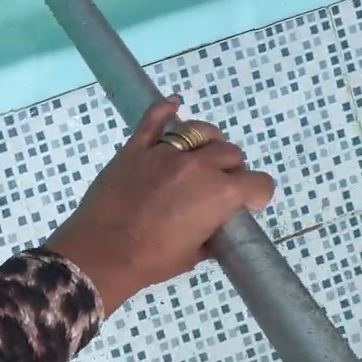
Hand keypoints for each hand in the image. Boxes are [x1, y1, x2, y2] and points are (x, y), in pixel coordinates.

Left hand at [46, 97, 275, 312]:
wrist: (102, 250)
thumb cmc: (152, 258)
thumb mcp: (197, 252)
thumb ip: (212, 229)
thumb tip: (214, 223)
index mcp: (221, 193)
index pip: (259, 182)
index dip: (256, 194)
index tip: (247, 203)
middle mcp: (196, 166)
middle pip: (230, 153)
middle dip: (230, 169)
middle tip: (216, 184)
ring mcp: (162, 153)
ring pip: (199, 132)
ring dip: (206, 142)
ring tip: (200, 156)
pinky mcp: (133, 149)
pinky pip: (151, 120)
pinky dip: (164, 108)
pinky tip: (173, 103)